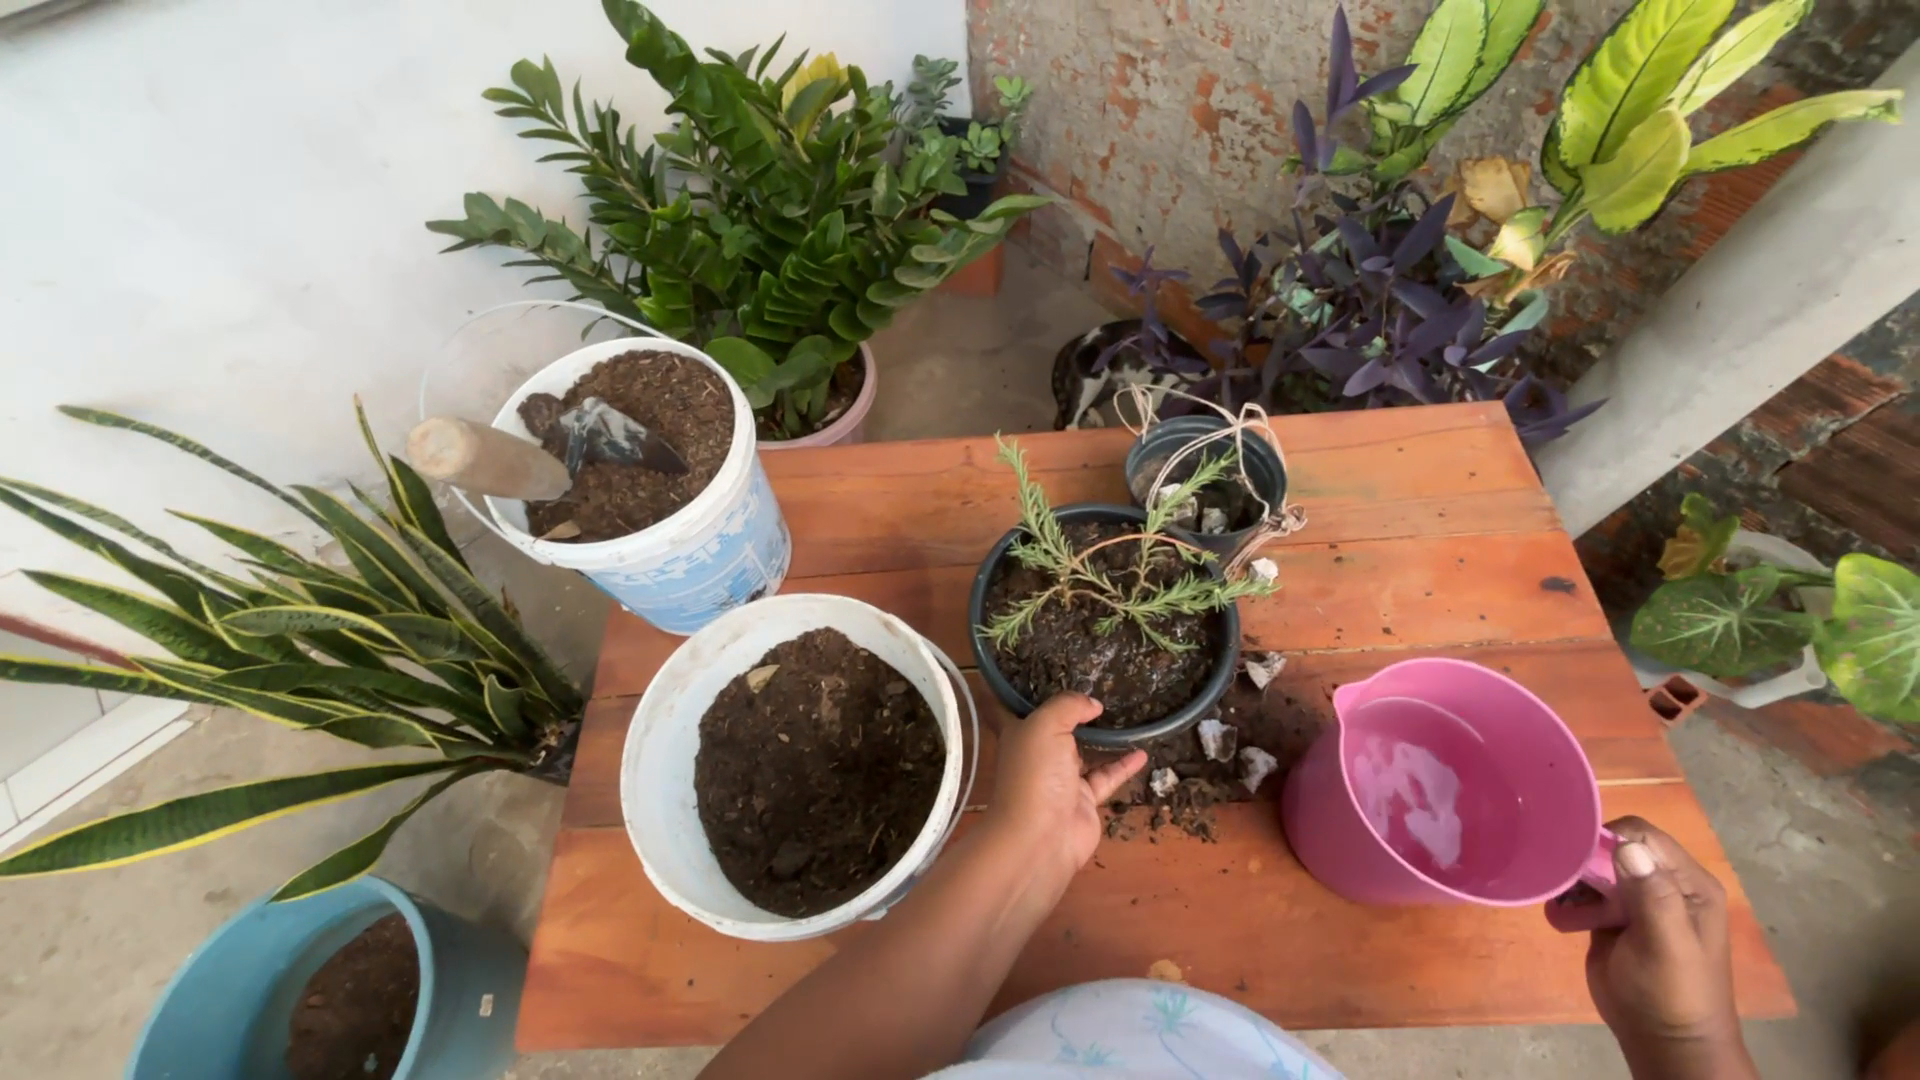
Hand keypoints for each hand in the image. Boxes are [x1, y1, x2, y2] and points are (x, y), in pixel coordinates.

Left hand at [982, 694, 1146, 871]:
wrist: (1040, 838)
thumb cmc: (1035, 773)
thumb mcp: (1046, 724)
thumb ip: (1069, 706)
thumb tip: (1093, 705)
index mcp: (1020, 733)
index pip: (1023, 706)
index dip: (1036, 689)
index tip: (1057, 670)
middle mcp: (1039, 753)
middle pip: (1058, 728)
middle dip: (1076, 712)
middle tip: (1103, 690)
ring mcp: (1061, 778)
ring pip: (1085, 752)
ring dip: (1103, 737)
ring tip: (1127, 716)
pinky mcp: (1084, 800)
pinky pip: (1106, 776)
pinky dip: (1123, 765)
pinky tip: (1142, 752)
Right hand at [1581, 817, 1754, 1079]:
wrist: (1661, 1040)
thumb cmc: (1672, 992)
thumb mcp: (1666, 944)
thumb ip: (1652, 896)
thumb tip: (1628, 847)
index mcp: (1689, 885)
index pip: (1643, 836)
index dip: (1608, 839)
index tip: (1581, 859)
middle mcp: (1664, 884)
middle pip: (1612, 846)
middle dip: (1583, 860)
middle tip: (1566, 883)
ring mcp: (1637, 900)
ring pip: (1592, 865)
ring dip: (1572, 881)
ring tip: (1565, 906)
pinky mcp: (1612, 915)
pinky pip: (1583, 888)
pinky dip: (1568, 898)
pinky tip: (1563, 917)